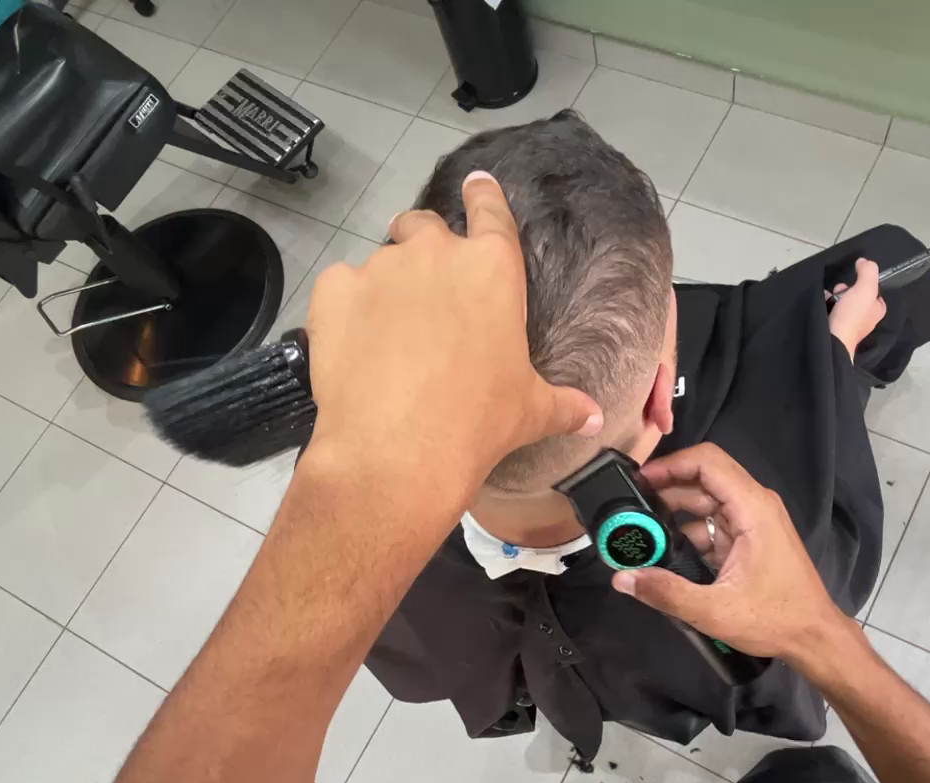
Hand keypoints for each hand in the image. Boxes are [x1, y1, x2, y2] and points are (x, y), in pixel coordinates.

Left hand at [302, 171, 601, 490]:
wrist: (399, 450)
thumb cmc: (479, 422)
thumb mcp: (531, 413)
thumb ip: (565, 406)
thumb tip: (595, 419)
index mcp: (492, 269)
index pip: (491, 211)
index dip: (484, 196)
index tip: (477, 184)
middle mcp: (435, 254)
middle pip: (424, 226)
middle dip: (424, 246)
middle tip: (426, 291)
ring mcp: (380, 267)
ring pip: (381, 261)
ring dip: (388, 287)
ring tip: (388, 336)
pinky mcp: (334, 291)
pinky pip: (340, 288)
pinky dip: (347, 310)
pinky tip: (355, 348)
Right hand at [609, 443, 854, 665]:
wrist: (815, 637)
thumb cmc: (775, 619)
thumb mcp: (714, 611)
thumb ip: (665, 592)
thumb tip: (621, 578)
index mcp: (752, 508)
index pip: (707, 461)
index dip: (671, 464)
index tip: (639, 480)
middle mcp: (754, 505)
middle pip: (704, 477)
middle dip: (665, 487)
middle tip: (630, 505)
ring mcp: (753, 521)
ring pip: (706, 501)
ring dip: (674, 512)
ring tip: (640, 531)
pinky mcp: (750, 539)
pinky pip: (713, 523)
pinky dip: (688, 532)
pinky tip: (664, 553)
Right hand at [826, 257, 886, 359]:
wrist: (832, 340)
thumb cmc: (852, 315)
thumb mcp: (866, 288)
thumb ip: (868, 271)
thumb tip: (863, 262)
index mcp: (877, 310)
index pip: (873, 290)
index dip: (863, 283)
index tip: (855, 282)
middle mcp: (865, 318)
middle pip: (855, 295)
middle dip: (845, 290)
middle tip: (840, 292)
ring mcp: (849, 325)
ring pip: (842, 303)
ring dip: (834, 297)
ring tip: (828, 298)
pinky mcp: (836, 329)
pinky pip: (831, 312)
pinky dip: (826, 306)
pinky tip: (822, 305)